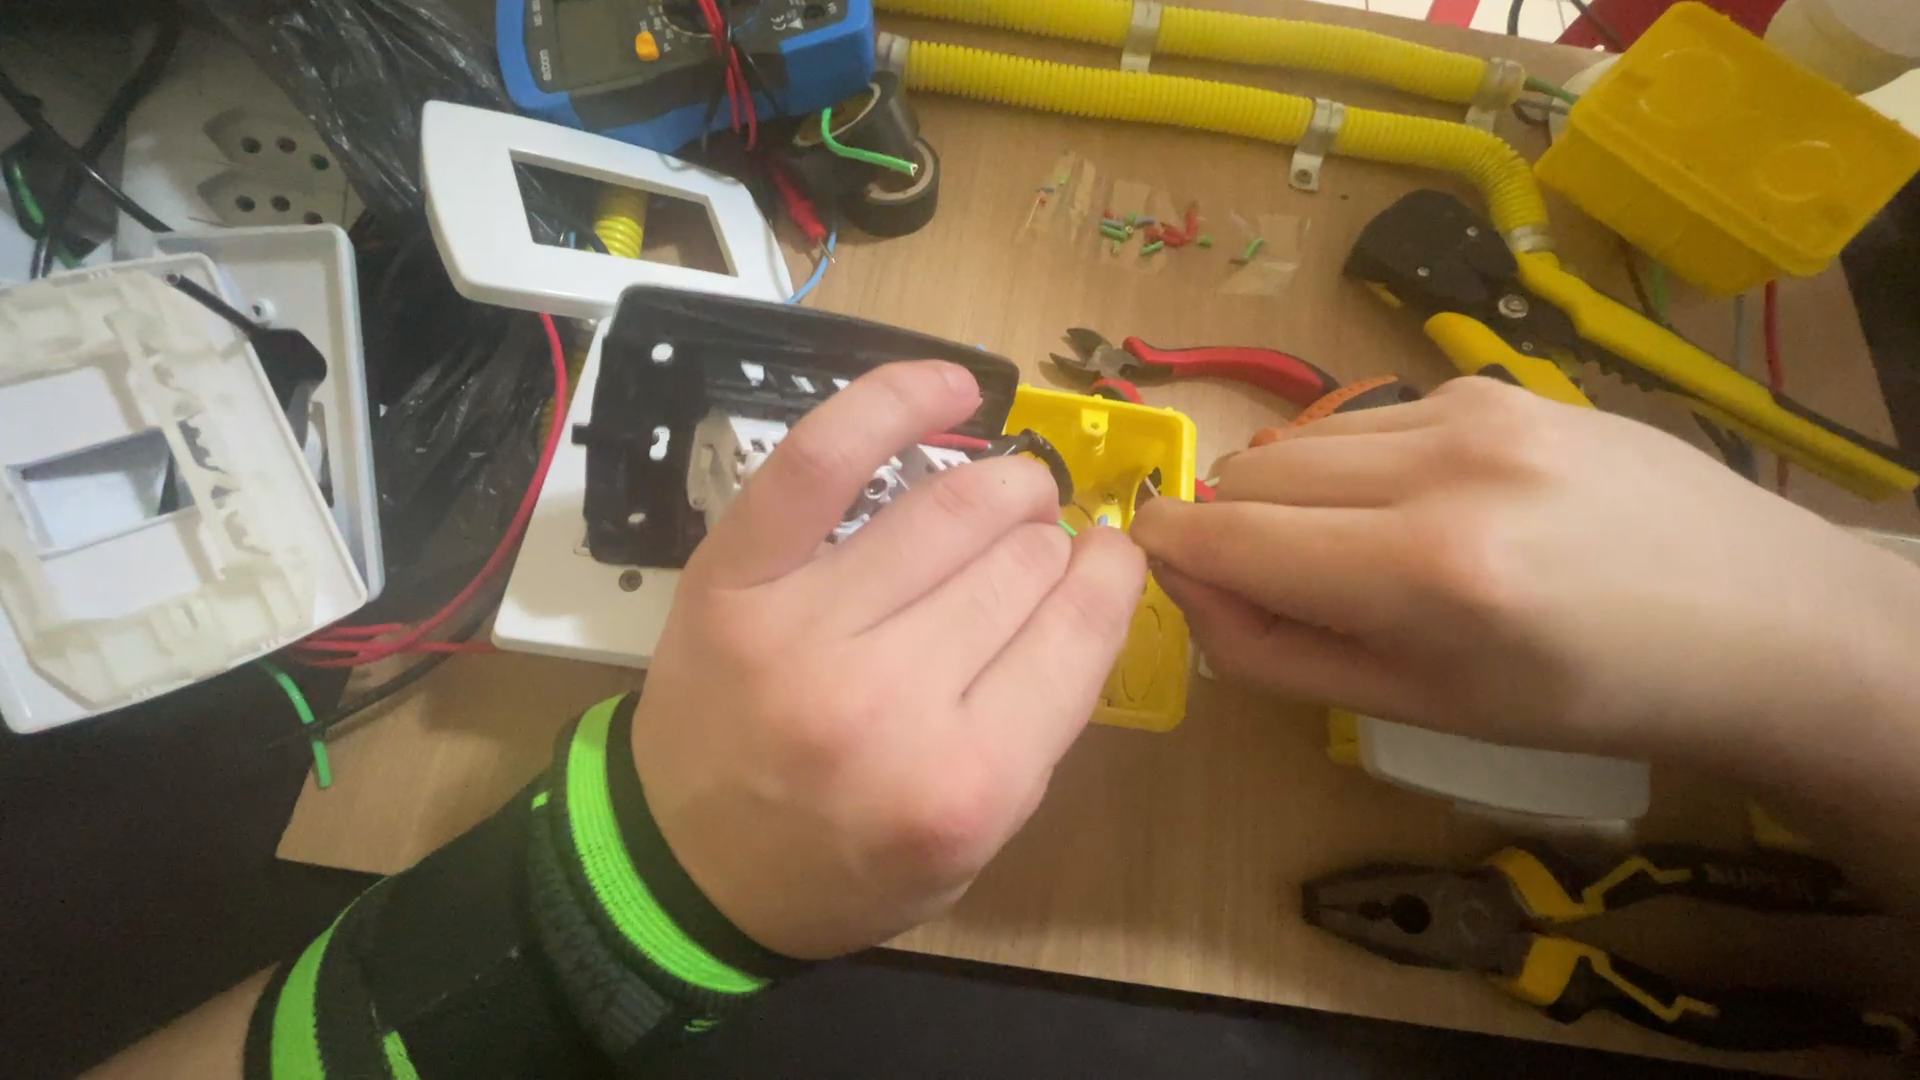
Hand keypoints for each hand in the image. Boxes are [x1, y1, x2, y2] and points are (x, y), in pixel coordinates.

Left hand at [631, 361, 1145, 958]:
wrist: (688, 872)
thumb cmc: (849, 863)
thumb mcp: (980, 837)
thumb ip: (1045, 715)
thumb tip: (1087, 579)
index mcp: (968, 781)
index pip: (1079, 627)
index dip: (1111, 574)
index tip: (1110, 553)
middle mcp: (889, 700)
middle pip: (1018, 561)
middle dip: (1049, 540)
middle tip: (1040, 543)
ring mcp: (802, 629)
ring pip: (950, 509)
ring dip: (1004, 485)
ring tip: (1011, 490)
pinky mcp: (735, 578)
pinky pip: (821, 461)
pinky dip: (892, 402)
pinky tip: (951, 386)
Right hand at [1131, 377, 1919, 761]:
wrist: (1768, 623)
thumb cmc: (1571, 694)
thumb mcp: (1403, 704)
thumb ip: (1267, 649)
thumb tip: (1185, 581)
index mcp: (1424, 573)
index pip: (1230, 537)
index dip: (1166, 544)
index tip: (1147, 554)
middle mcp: (1443, 468)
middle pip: (1249, 473)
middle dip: (1228, 524)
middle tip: (1269, 574)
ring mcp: (1473, 409)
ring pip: (1298, 440)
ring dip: (1285, 493)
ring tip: (1349, 540)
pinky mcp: (1492, 384)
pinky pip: (1360, 420)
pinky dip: (1345, 466)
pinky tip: (1412, 500)